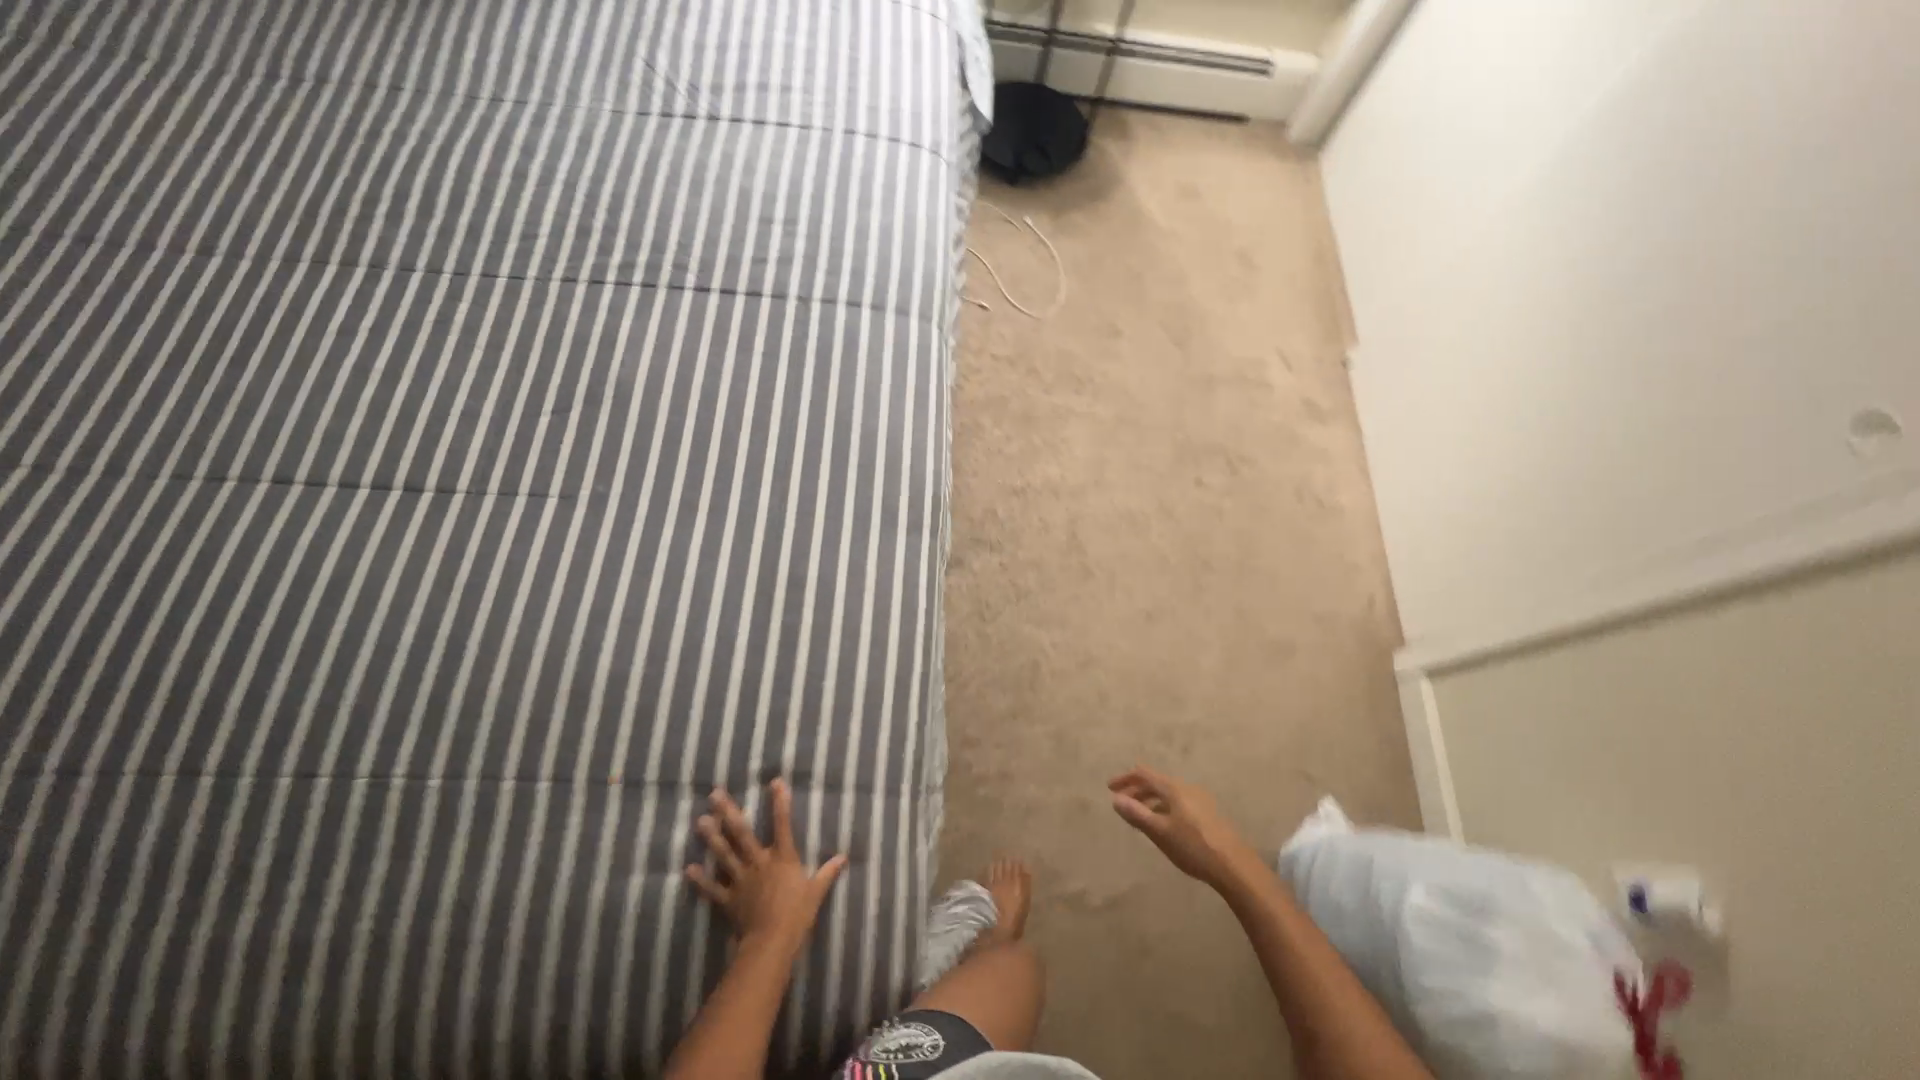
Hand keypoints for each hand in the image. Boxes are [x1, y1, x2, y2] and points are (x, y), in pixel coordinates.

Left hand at [685, 778, 847, 946]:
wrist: (772, 941)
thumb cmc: (798, 915)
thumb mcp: (817, 892)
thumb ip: (828, 873)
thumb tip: (843, 857)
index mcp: (783, 859)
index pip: (783, 825)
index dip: (780, 803)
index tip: (775, 782)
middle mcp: (759, 863)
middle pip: (742, 833)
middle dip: (728, 812)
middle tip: (715, 794)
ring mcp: (741, 880)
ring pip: (724, 854)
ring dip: (711, 837)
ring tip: (700, 820)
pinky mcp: (729, 899)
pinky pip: (712, 888)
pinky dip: (700, 880)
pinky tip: (689, 868)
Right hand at [1109, 765, 1261, 888]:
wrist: (1234, 865)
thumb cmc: (1193, 846)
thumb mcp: (1159, 831)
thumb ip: (1137, 814)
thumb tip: (1115, 799)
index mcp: (1174, 789)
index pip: (1144, 774)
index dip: (1125, 779)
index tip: (1109, 789)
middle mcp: (1187, 789)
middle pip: (1156, 783)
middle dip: (1136, 792)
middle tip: (1122, 807)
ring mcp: (1200, 801)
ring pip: (1167, 795)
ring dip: (1149, 802)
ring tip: (1139, 819)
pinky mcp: (1207, 815)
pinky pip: (1178, 804)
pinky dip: (1163, 809)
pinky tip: (1162, 827)